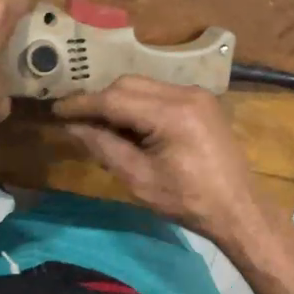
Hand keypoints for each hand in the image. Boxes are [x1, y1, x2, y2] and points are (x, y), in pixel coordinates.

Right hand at [55, 76, 268, 241]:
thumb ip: (104, 147)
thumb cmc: (189, 201)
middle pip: (129, 84)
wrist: (238, 208)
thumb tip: (73, 127)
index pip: (115, 98)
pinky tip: (128, 127)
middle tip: (76, 121)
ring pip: (145, 86)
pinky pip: (161, 94)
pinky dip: (140, 105)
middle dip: (100, 100)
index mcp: (172, 113)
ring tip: (99, 126)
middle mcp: (186, 93)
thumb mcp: (140, 179)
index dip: (82, 104)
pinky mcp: (203, 103)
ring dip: (120, 102)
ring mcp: (198, 95)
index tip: (56, 111)